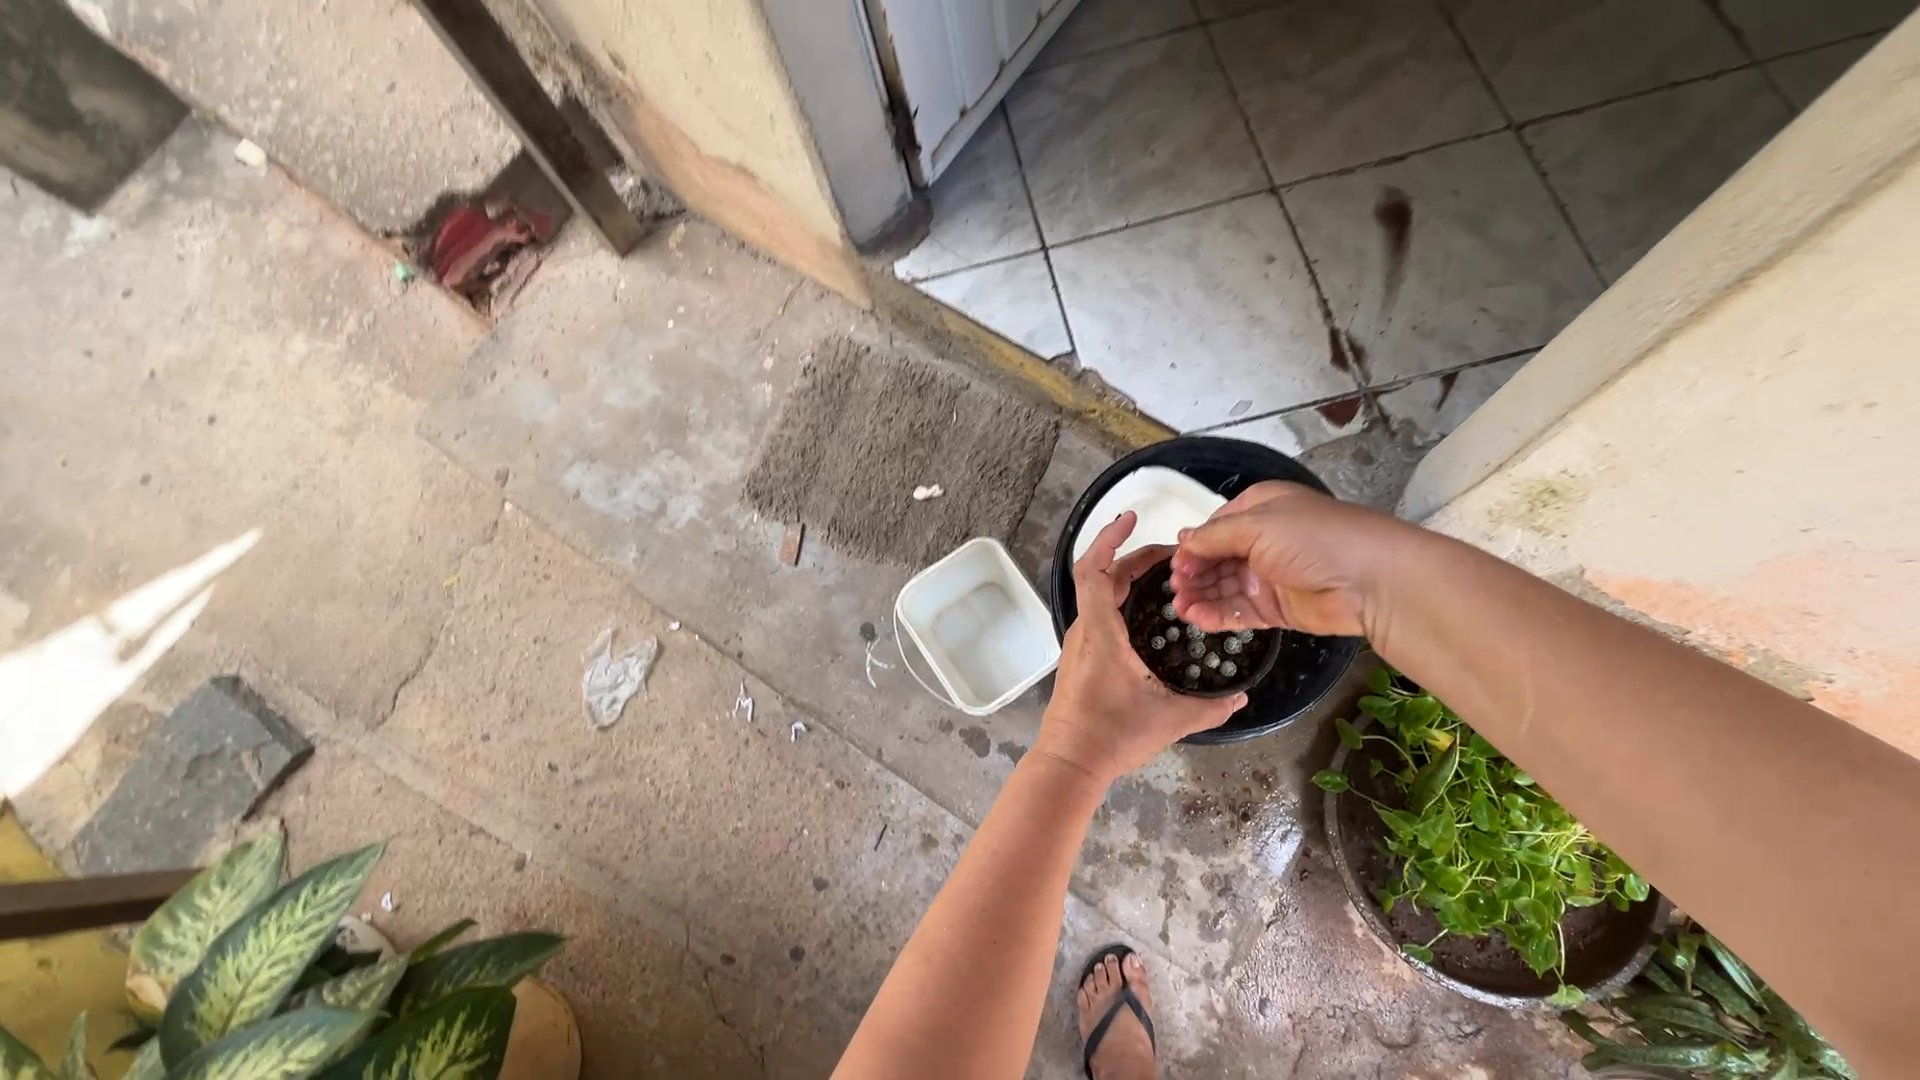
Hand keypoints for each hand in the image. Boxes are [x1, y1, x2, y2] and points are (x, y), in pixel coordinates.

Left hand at [1038, 512, 1246, 784]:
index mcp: (1101, 632)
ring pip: (1098, 596)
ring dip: (1124, 578)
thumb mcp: (1170, 720)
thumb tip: (1242, 695)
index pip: (1095, 569)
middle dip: (1133, 558)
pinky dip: (1119, 600)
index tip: (1131, 518)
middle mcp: (1085, 630)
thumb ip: (1210, 707)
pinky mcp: (1080, 658)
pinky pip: (1098, 614)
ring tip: (1163, 578)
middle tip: (1172, 557)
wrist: (1069, 762)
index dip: (1110, 539)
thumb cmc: (1112, 735)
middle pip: (1101, 576)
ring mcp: (1079, 644)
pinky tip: (1146, 614)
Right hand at [1169, 481, 1411, 637]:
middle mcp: (1263, 541)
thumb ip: (1215, 536)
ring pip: (1224, 587)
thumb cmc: (1315, 539)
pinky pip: (1239, 611)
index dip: (1194, 545)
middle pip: (1216, 558)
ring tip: (1180, 608)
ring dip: (1201, 596)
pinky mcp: (1276, 608)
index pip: (1215, 527)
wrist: (1373, 581)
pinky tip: (1197, 618)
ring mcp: (1269, 576)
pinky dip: (1217, 615)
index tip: (1175, 563)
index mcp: (1261, 510)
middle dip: (1193, 573)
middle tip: (1176, 588)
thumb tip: (1183, 540)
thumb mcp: (1257, 525)